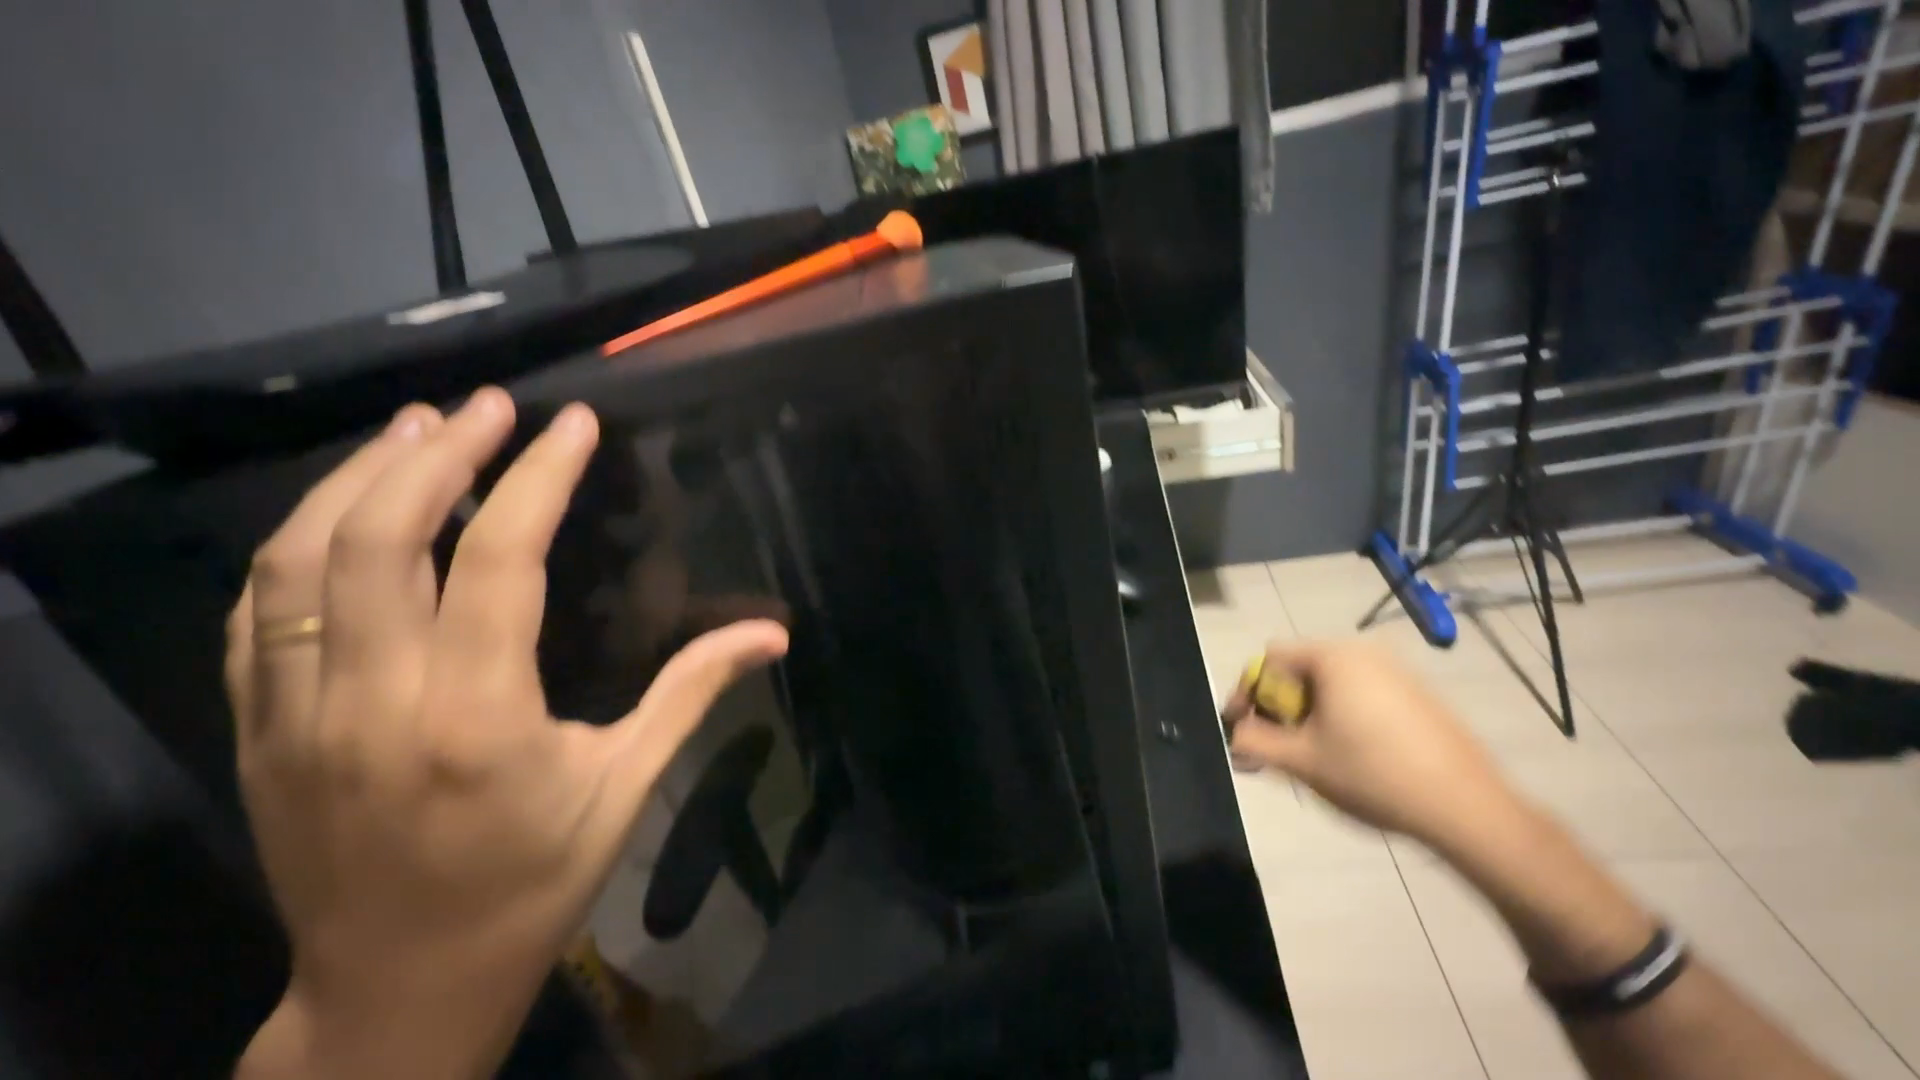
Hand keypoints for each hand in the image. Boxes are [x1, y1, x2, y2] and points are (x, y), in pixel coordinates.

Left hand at [227, 390, 787, 1076]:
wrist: (397, 988)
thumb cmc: (529, 887)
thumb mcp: (622, 791)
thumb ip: (690, 697)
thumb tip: (773, 634)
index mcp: (477, 719)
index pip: (499, 560)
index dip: (537, 477)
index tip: (571, 424)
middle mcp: (374, 704)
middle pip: (382, 538)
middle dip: (437, 452)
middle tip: (487, 405)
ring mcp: (297, 715)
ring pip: (301, 561)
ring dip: (356, 479)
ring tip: (415, 429)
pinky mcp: (256, 730)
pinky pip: (258, 613)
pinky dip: (300, 543)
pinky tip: (345, 510)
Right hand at [1223, 639, 1524, 851]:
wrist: (1466, 807)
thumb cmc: (1373, 775)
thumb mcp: (1302, 761)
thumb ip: (1256, 741)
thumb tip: (1236, 733)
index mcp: (1333, 657)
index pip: (1269, 658)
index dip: (1246, 692)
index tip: (1238, 728)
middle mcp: (1364, 652)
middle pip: (1300, 669)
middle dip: (1276, 706)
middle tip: (1270, 746)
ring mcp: (1397, 671)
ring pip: (1331, 684)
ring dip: (1307, 713)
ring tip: (1305, 755)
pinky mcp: (1418, 695)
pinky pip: (1361, 694)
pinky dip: (1340, 716)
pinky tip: (1346, 754)